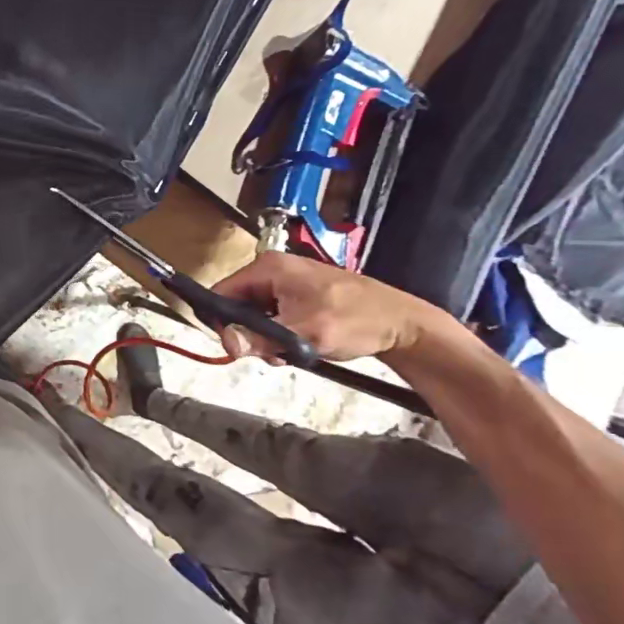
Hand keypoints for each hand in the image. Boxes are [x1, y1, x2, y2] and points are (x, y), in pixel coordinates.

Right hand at [211, 251, 436, 362]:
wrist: (403, 324)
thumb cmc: (354, 322)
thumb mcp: (303, 334)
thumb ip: (262, 338)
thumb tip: (226, 343)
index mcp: (268, 268)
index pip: (222, 292)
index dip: (221, 321)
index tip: (234, 348)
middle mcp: (272, 268)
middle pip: (238, 303)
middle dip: (248, 332)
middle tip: (269, 355)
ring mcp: (287, 280)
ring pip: (255, 312)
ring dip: (265, 336)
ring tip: (287, 353)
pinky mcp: (299, 293)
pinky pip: (273, 313)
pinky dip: (279, 332)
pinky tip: (296, 346)